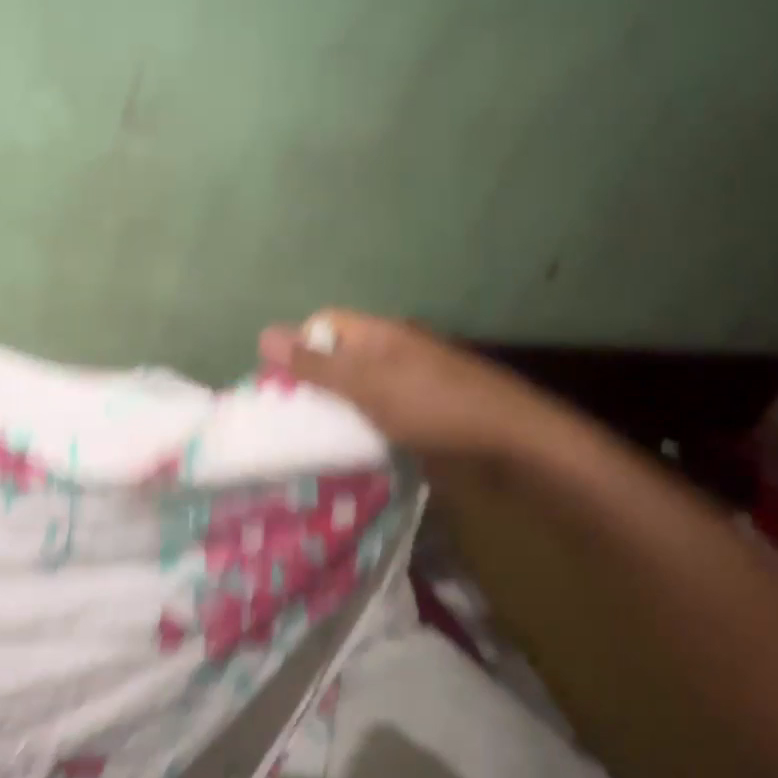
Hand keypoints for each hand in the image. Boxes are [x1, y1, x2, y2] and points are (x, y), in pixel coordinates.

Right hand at [259, 310, 559, 461]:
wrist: (515, 446)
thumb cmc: (434, 407)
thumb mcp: (365, 384)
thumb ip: (314, 364)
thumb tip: (263, 333)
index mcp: (380, 334)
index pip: (324, 324)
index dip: (299, 347)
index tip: (282, 384)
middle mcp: (393, 353)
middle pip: (337, 359)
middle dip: (312, 384)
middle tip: (289, 417)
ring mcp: (411, 385)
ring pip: (356, 391)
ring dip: (335, 412)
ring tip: (312, 440)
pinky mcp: (423, 417)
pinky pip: (377, 417)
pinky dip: (360, 430)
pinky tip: (350, 452)